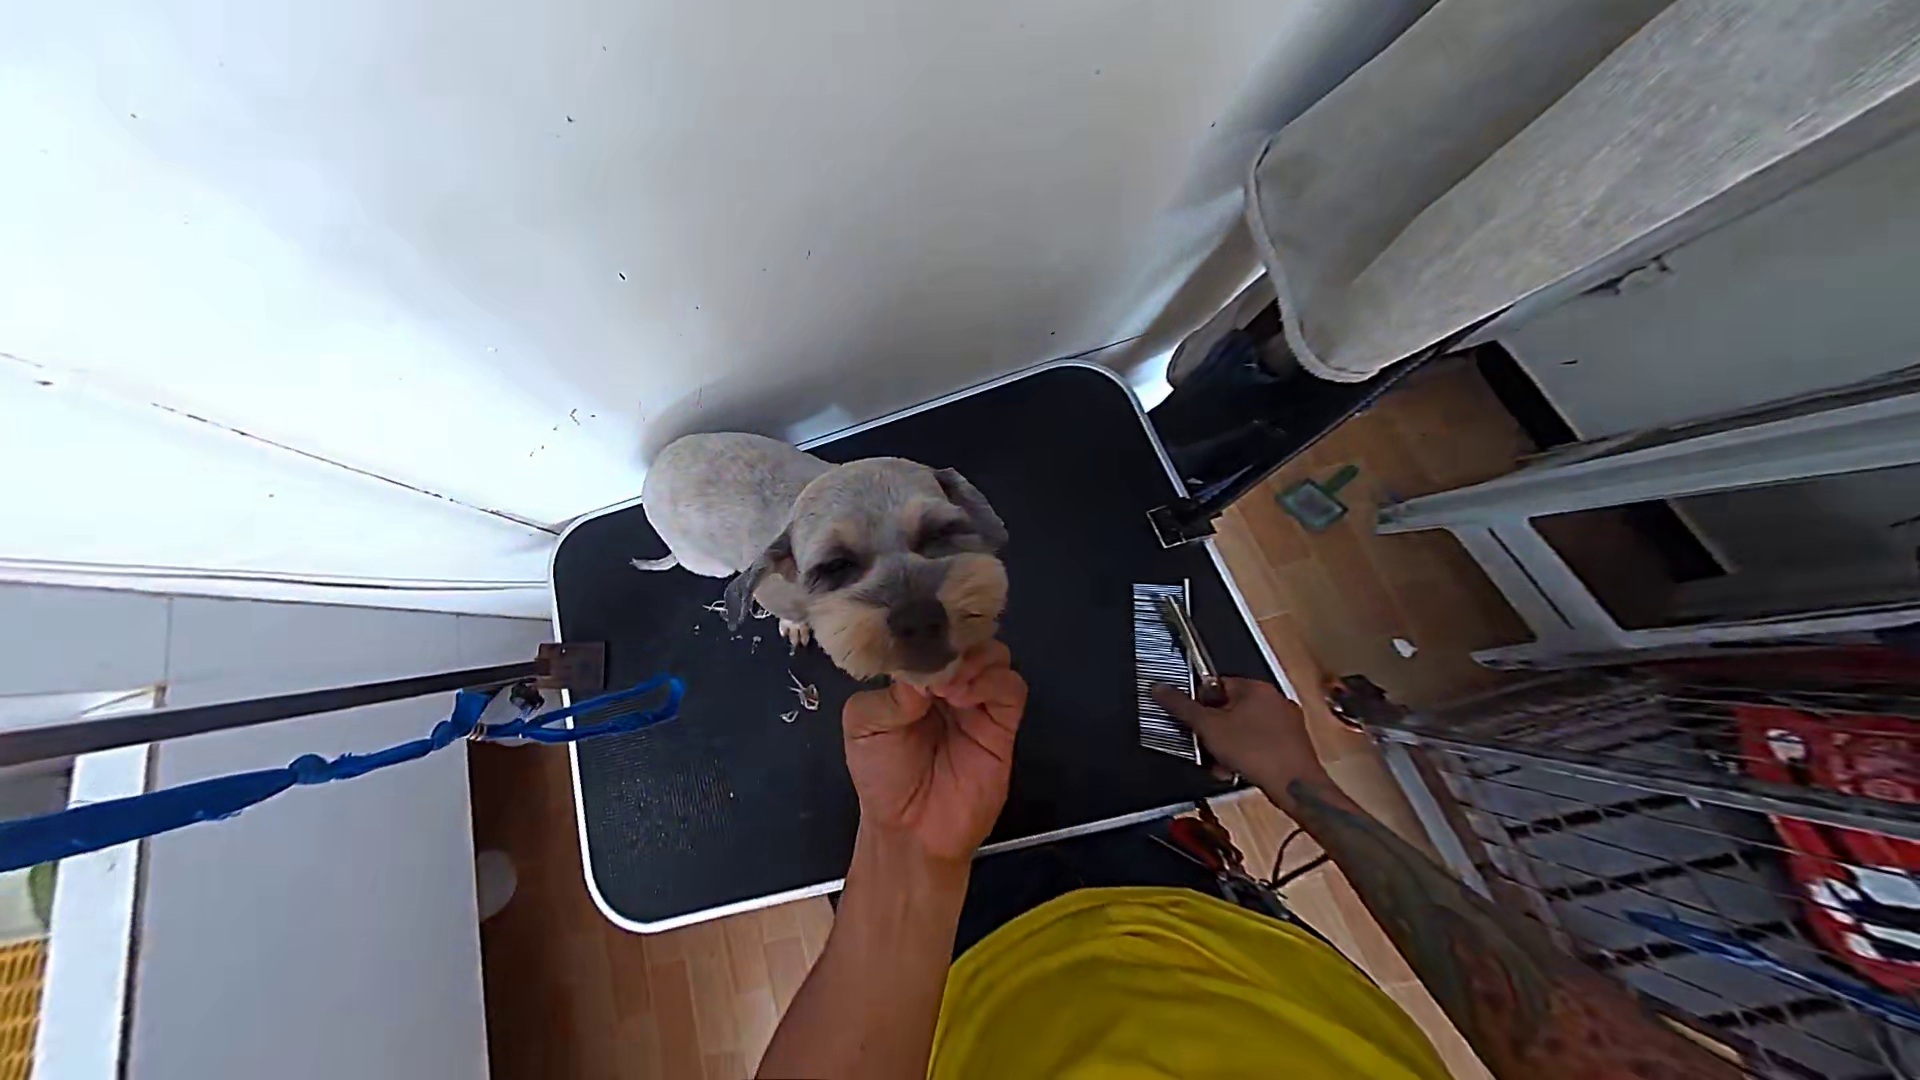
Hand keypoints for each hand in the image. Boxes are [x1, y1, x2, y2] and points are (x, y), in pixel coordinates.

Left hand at [842, 641, 1026, 863]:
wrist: (911, 831)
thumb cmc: (881, 775)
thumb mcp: (864, 726)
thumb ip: (889, 693)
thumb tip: (922, 669)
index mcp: (917, 675)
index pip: (931, 635)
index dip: (927, 630)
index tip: (917, 636)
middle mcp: (950, 681)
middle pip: (968, 637)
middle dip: (954, 642)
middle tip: (936, 663)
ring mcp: (979, 700)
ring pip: (994, 654)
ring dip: (974, 660)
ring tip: (948, 686)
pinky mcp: (1003, 724)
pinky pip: (1012, 687)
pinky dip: (992, 682)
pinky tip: (965, 698)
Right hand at [1151, 678, 1329, 810]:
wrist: (1295, 786)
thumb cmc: (1256, 752)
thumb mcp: (1208, 727)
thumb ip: (1181, 707)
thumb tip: (1160, 689)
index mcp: (1254, 687)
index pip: (1216, 685)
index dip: (1200, 704)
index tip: (1195, 722)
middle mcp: (1274, 699)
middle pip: (1229, 708)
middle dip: (1214, 730)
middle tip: (1206, 745)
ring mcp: (1286, 722)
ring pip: (1244, 728)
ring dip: (1227, 745)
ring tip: (1220, 763)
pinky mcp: (1293, 744)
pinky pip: (1260, 742)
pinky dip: (1246, 754)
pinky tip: (1237, 769)